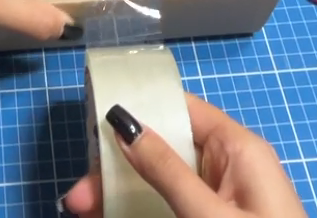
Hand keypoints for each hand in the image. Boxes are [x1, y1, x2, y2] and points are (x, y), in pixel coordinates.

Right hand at [61, 94, 306, 216]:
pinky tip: (109, 215)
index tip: (96, 119)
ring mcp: (221, 202)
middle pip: (163, 151)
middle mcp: (229, 168)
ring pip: (161, 184)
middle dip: (118, 168)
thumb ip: (167, 170)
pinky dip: (141, 210)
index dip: (140, 108)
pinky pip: (170, 207)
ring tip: (81, 208)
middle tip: (78, 193)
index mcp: (237, 148)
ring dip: (120, 195)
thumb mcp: (209, 214)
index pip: (181, 109)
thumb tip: (124, 122)